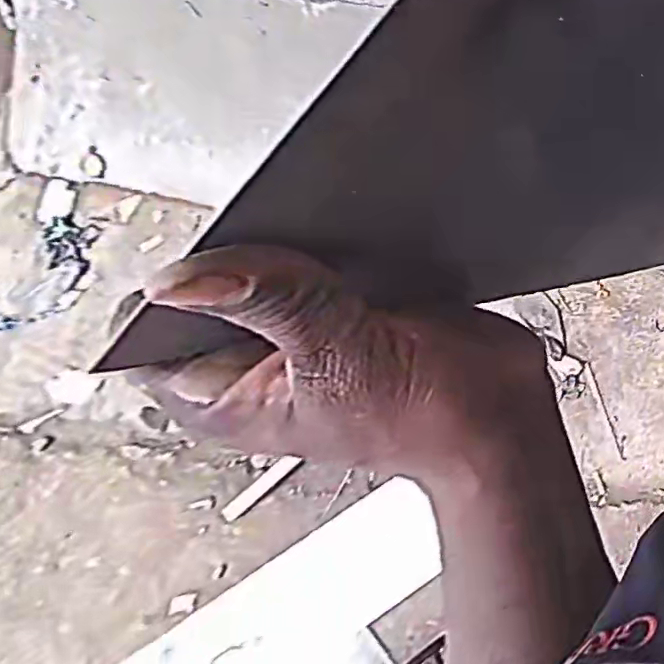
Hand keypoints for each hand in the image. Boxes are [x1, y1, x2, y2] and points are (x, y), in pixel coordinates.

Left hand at [129, 245, 562, 485]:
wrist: (506, 408)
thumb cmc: (429, 417)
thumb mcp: (345, 360)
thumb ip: (279, 307)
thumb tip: (189, 276)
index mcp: (226, 387)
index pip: (157, 321)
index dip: (181, 280)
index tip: (227, 252)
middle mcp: (269, 354)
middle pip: (229, 281)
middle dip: (263, 255)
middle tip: (307, 257)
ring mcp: (326, 325)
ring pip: (295, 264)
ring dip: (322, 249)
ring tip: (355, 263)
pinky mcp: (378, 301)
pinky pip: (355, 259)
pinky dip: (369, 246)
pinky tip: (390, 256)